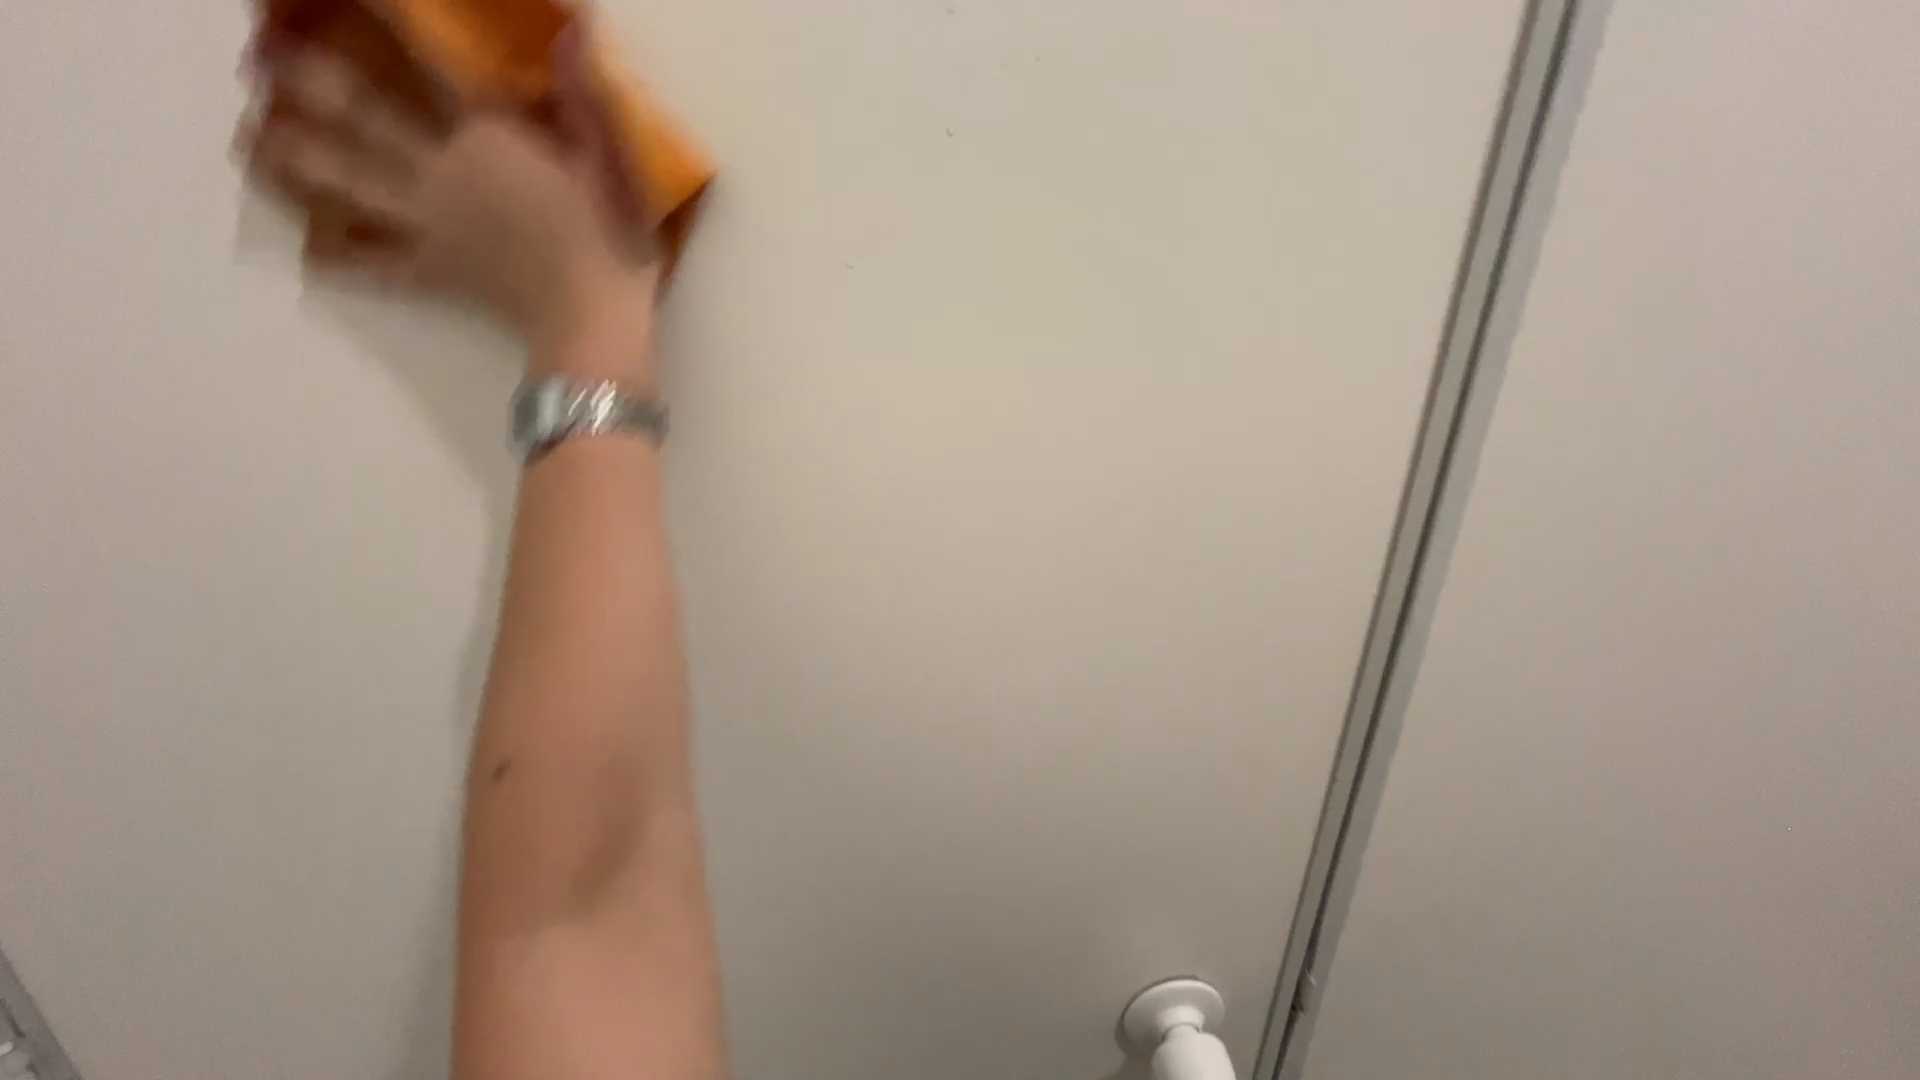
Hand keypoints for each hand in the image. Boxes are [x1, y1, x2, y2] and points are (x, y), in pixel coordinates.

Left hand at [239, 25, 658, 384]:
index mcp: (488, 139)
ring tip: (250, 142)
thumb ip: (585, 99)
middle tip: (257, 59)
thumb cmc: (611, 243)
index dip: (390, 23)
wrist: (594, 322)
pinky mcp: (432, 271)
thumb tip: (572, 29)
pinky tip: (312, 254)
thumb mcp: (614, 167)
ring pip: (347, 181)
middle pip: (360, 116)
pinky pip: (375, 264)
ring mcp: (428, 223)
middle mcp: (442, 170)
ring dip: (295, 157)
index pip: (431, 66)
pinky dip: (343, 260)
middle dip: (307, 81)